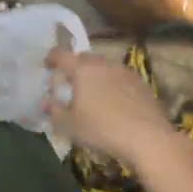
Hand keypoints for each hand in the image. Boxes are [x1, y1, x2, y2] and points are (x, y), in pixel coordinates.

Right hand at [43, 48, 183, 170]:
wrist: (146, 137)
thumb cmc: (101, 129)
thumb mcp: (70, 125)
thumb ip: (55, 111)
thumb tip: (46, 102)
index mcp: (83, 70)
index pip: (62, 55)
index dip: (52, 58)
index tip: (47, 66)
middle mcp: (104, 65)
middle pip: (85, 58)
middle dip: (75, 66)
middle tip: (70, 82)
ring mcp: (125, 72)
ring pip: (105, 67)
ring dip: (96, 75)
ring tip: (93, 93)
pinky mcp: (141, 84)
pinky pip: (121, 78)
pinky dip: (113, 85)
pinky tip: (114, 102)